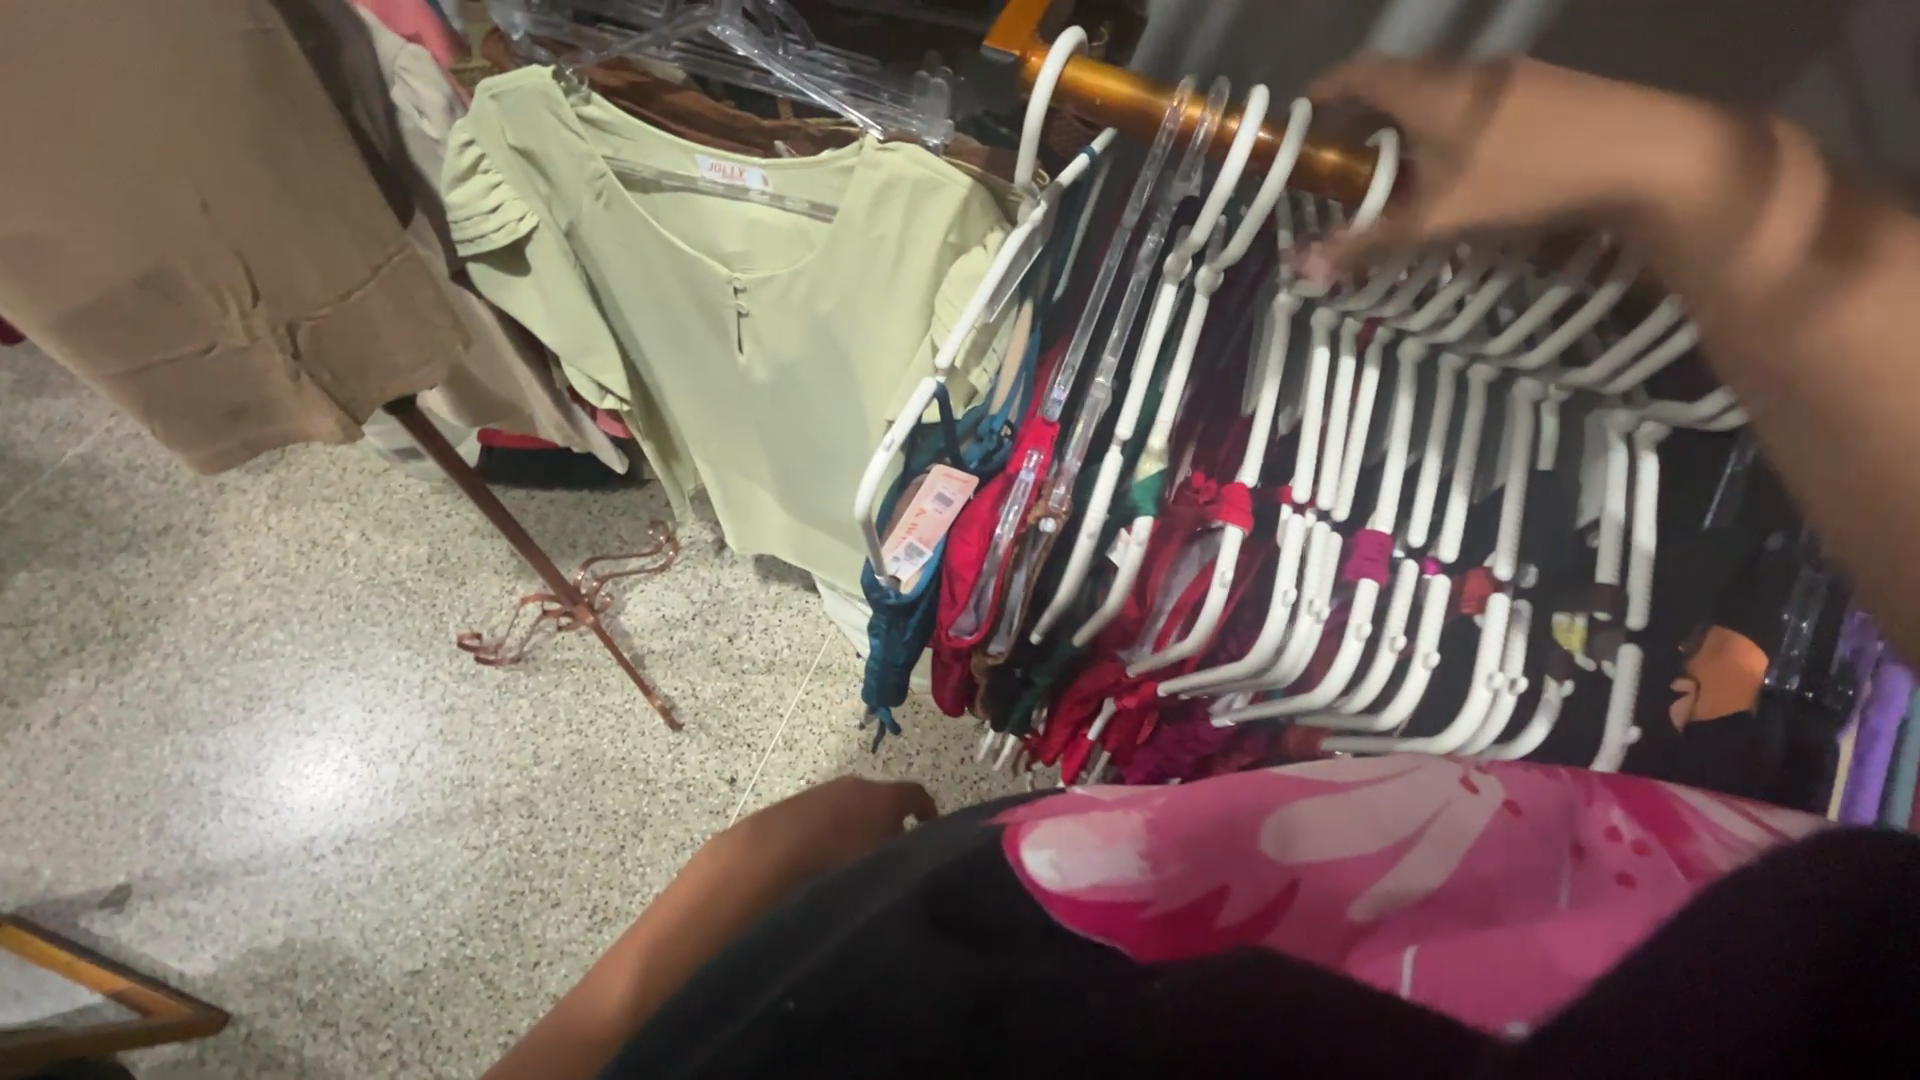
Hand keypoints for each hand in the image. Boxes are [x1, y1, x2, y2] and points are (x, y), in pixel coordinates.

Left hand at [715, 775, 938, 886]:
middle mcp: (855, 786)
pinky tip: (819, 867)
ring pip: (850, 810)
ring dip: (855, 831)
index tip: (931, 833)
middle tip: (891, 857)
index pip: (917, 795)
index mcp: (883, 796)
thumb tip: (909, 865)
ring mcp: (822, 792)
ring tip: (853, 865)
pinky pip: (823, 820)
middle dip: (889, 826)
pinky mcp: (794, 806)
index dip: (928, 814)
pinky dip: (828, 836)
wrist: (765, 856)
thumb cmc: (837, 864)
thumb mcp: (883, 868)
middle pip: (882, 802)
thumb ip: (901, 863)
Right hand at [1304, 53, 1720, 279]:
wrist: (1648, 154)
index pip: (1360, 72)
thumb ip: (1367, 242)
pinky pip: (1470, 101)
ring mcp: (1510, 78)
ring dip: (1403, 121)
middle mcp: (1465, 73)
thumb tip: (1302, 270)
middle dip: (1359, 113)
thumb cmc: (1527, 179)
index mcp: (1430, 92)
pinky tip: (1451, 164)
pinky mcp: (1543, 91)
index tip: (1300, 114)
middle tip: (1338, 153)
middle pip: (1396, 81)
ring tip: (1391, 165)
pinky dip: (1440, 125)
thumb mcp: (1436, 220)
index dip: (1325, 89)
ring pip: (1437, 91)